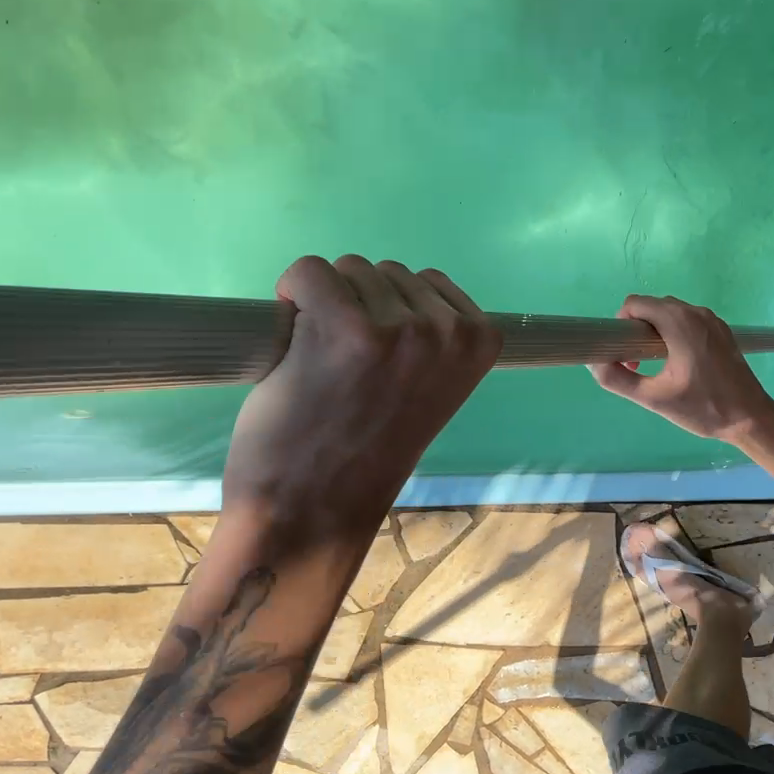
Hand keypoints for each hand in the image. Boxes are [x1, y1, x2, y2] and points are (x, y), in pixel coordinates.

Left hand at [223, 255, 501, 536]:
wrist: (315, 503)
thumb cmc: (368, 450)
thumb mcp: (431, 388)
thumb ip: (429, 342)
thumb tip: (390, 288)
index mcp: (482, 343)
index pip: (431, 284)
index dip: (394, 313)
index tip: (382, 358)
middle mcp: (451, 331)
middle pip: (389, 272)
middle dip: (360, 306)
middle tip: (348, 366)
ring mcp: (403, 329)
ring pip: (349, 269)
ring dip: (326, 305)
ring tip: (323, 362)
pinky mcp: (348, 327)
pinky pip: (310, 272)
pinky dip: (292, 296)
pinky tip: (294, 343)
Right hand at [587, 295, 773, 445]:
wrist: (751, 418)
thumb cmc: (704, 408)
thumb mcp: (654, 399)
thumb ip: (617, 380)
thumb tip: (595, 363)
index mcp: (680, 322)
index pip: (635, 303)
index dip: (621, 325)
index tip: (623, 353)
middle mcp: (697, 312)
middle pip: (653, 307)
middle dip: (636, 331)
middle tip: (637, 365)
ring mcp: (713, 320)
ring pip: (671, 313)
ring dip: (655, 333)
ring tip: (655, 367)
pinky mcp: (722, 331)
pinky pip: (688, 322)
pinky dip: (675, 334)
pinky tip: (678, 364)